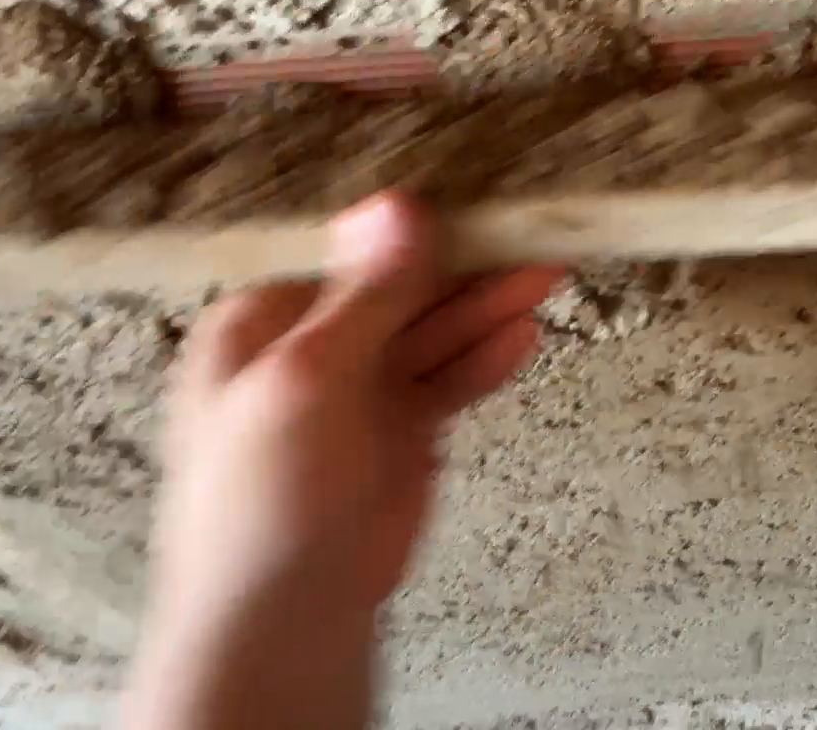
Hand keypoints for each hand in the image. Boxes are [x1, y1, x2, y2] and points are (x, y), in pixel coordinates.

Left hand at [120, 191, 560, 729]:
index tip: (482, 209)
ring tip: (546, 277)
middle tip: (536, 244)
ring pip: (438, 331)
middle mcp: (318, 344)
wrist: (290, 614)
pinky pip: (452, 376)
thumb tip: (395, 202)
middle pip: (408, 291)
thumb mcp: (310, 380)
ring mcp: (366, 385)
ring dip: (490, 308)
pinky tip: (523, 338)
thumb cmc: (271, 493)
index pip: (356, 256)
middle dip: (470, 272)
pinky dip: (486, 359)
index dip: (419, 233)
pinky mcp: (406, 423)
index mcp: (271, 320)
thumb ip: (365, 294)